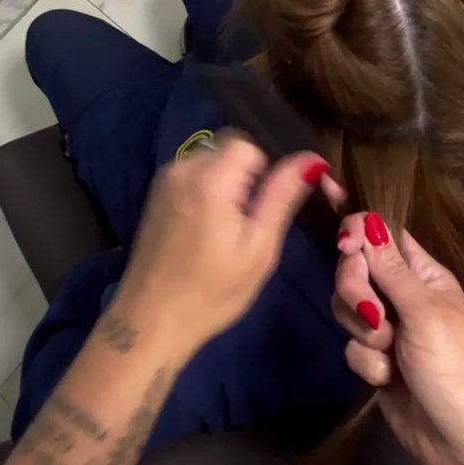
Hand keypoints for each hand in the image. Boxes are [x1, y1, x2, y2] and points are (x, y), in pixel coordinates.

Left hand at [112, 134, 335, 358]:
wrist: (150, 320)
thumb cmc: (211, 292)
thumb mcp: (259, 248)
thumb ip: (283, 195)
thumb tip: (313, 160)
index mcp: (210, 177)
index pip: (251, 144)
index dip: (270, 168)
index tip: (275, 201)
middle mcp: (184, 166)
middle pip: (230, 147)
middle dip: (250, 174)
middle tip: (256, 219)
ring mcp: (166, 178)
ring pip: (213, 159)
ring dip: (229, 181)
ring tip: (233, 227)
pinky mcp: (157, 192)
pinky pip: (194, 172)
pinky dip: (210, 188)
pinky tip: (211, 226)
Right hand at [333, 212, 463, 464]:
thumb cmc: (457, 371)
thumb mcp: (426, 314)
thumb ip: (391, 268)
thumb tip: (367, 218)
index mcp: (425, 276)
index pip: (384, 235)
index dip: (360, 233)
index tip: (345, 246)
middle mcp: (403, 296)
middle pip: (356, 269)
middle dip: (356, 290)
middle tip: (376, 316)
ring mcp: (388, 330)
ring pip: (348, 307)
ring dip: (364, 331)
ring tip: (389, 353)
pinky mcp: (376, 361)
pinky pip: (352, 346)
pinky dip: (368, 364)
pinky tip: (390, 380)